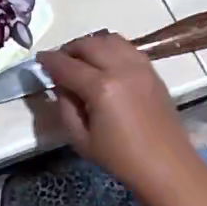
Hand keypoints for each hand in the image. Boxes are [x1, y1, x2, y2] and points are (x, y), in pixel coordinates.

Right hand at [39, 32, 202, 197]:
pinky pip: (127, 47)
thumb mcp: (81, 139)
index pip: (68, 65)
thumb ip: (65, 107)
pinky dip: (111, 48)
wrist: (167, 165)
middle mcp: (122, 69)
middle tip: (60, 62)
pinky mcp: (152, 71)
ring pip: (110, 39)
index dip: (50, 61)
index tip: (39, 59)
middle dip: (69, 49)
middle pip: (89, 44)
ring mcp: (141, 66)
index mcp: (102, 88)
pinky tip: (105, 63)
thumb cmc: (121, 158)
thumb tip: (62, 85)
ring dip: (91, 44)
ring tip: (82, 60)